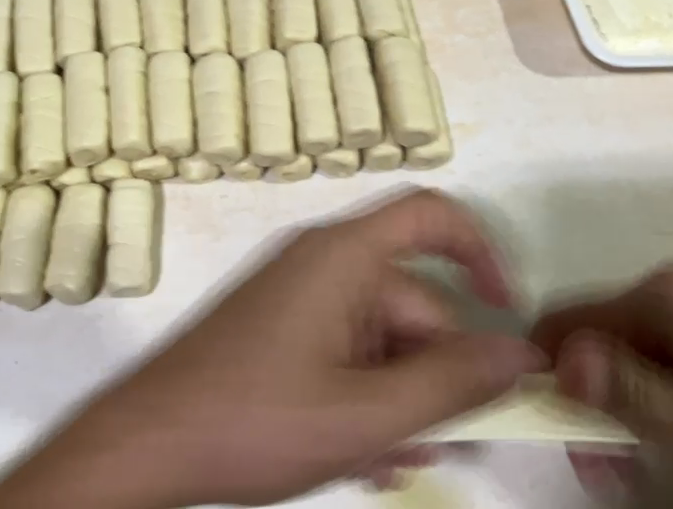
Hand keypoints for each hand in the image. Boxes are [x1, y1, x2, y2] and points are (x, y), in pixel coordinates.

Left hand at [0, 188, 546, 508]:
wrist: (151, 440)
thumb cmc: (253, 419)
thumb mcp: (368, 414)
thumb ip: (453, 384)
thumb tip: (522, 354)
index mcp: (344, 256)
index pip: (431, 216)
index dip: (483, 252)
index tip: (510, 314)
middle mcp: (322, 262)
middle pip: (413, 298)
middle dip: (441, 368)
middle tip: (452, 438)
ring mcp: (297, 295)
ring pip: (381, 335)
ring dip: (404, 393)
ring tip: (398, 456)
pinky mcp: (280, 328)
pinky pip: (346, 348)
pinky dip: (367, 393)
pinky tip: (365, 451)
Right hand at [532, 266, 672, 508]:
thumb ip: (636, 393)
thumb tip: (554, 359)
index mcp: (665, 295)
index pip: (564, 318)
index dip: (545, 368)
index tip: (548, 424)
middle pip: (592, 332)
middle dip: (583, 389)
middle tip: (598, 457)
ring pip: (621, 348)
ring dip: (613, 398)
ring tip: (632, 455)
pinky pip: (655, 358)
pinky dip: (647, 396)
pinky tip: (670, 435)